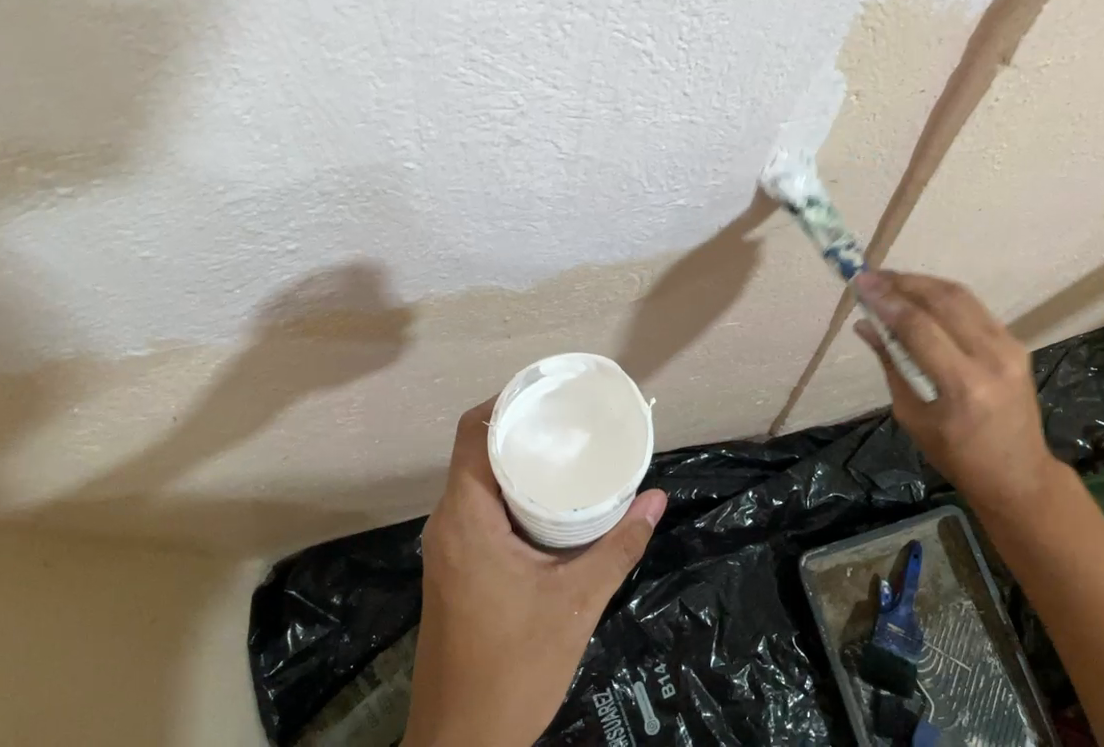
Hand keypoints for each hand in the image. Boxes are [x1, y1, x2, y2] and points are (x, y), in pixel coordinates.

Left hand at [402, 399, 667, 746]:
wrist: (463, 742)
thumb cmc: (515, 668)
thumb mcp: (577, 603)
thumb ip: (618, 546)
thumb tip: (657, 496)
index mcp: (466, 520)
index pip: (474, 432)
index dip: (508, 400)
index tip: (553, 391)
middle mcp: (447, 524)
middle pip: (476, 450)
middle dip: (523, 427)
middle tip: (573, 417)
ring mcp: (447, 548)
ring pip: (477, 481)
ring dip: (517, 461)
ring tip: (568, 449)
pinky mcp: (454, 568)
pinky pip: (479, 508)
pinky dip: (511, 492)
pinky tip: (550, 500)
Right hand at [853, 271, 1061, 500]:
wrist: (1018, 474)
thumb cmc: (957, 456)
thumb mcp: (913, 417)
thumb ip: (892, 364)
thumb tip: (865, 325)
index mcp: (963, 386)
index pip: (919, 327)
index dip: (887, 301)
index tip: (861, 284)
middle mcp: (991, 358)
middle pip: (942, 301)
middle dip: (903, 283)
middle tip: (872, 276)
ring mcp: (1010, 348)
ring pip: (961, 297)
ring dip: (923, 283)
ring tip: (892, 280)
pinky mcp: (1017, 344)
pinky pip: (975, 309)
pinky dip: (944, 296)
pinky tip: (921, 295)